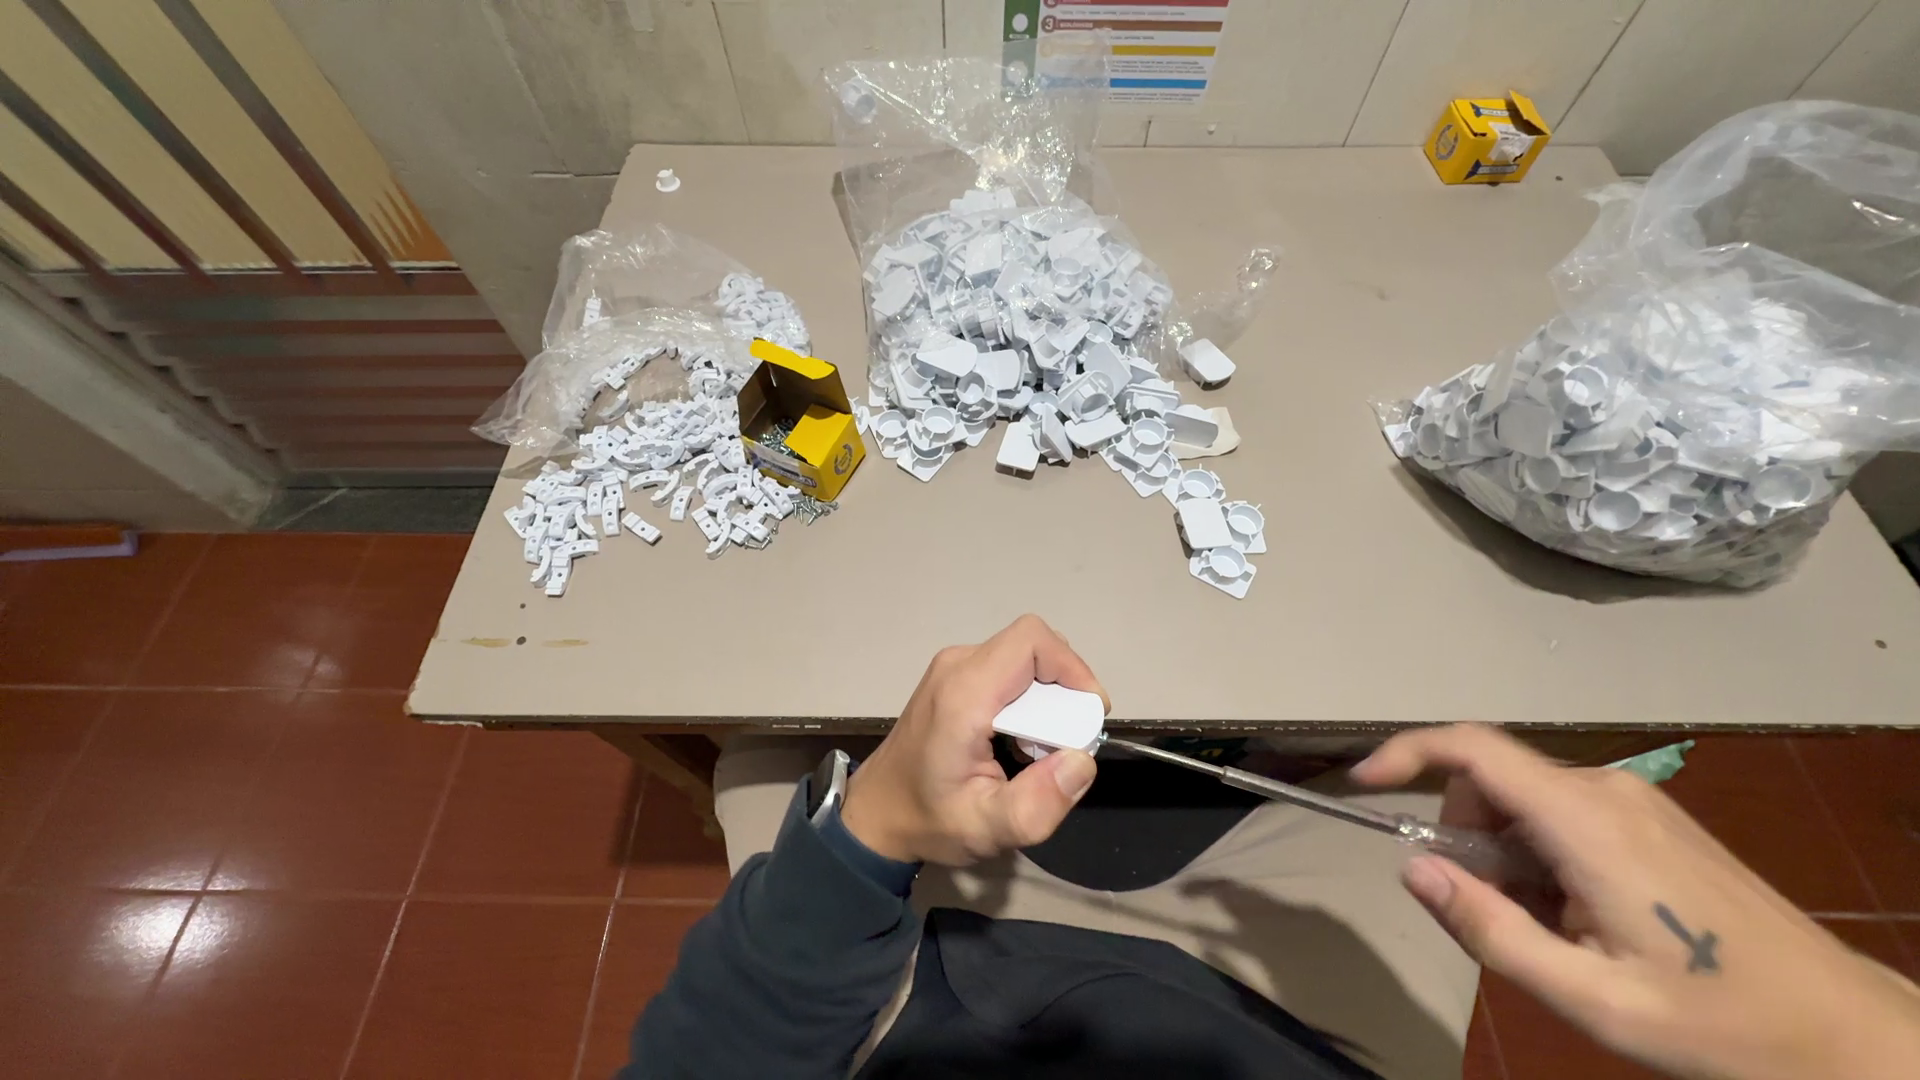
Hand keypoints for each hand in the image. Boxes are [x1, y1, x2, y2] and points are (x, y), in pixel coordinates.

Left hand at [839, 615, 1104, 865]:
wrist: (876, 811)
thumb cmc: (928, 820)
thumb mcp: (987, 829)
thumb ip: (1038, 803)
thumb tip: (1082, 761)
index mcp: (963, 694)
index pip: (1030, 642)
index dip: (1071, 668)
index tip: (1088, 716)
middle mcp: (957, 666)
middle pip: (1032, 647)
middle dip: (1064, 691)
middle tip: (1066, 743)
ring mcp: (953, 667)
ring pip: (1023, 657)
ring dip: (1048, 697)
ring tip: (1042, 748)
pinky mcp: (954, 675)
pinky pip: (1009, 668)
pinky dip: (1030, 698)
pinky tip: (1021, 740)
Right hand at [1351, 724, 1919, 1079]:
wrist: (1858, 1041)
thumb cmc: (1723, 1024)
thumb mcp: (1591, 998)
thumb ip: (1489, 928)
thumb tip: (1410, 867)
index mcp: (1586, 821)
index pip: (1472, 749)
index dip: (1406, 751)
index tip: (1363, 782)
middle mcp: (1604, 789)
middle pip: (1489, 782)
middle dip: (1464, 837)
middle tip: (1491, 912)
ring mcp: (1632, 800)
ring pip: (1520, 801)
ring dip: (1504, 856)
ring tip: (1551, 930)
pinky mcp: (1647, 817)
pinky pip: (1557, 814)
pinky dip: (1538, 857)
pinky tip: (1580, 917)